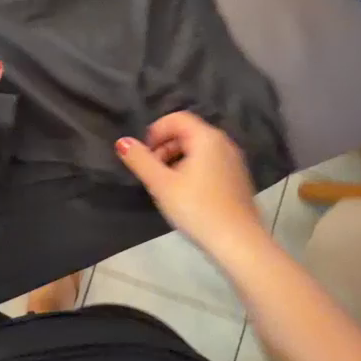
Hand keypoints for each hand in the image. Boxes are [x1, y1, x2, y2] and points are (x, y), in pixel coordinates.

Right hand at [115, 112, 265, 247]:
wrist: (239, 243)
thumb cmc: (197, 209)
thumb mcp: (162, 184)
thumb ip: (140, 160)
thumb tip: (122, 141)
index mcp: (207, 138)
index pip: (176, 118)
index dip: (155, 131)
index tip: (144, 155)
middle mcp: (224, 143)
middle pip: (187, 132)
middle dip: (165, 146)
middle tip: (152, 172)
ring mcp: (234, 161)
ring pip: (198, 149)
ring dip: (177, 159)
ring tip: (166, 185)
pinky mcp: (237, 178)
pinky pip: (209, 162)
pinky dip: (193, 168)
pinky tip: (186, 194)